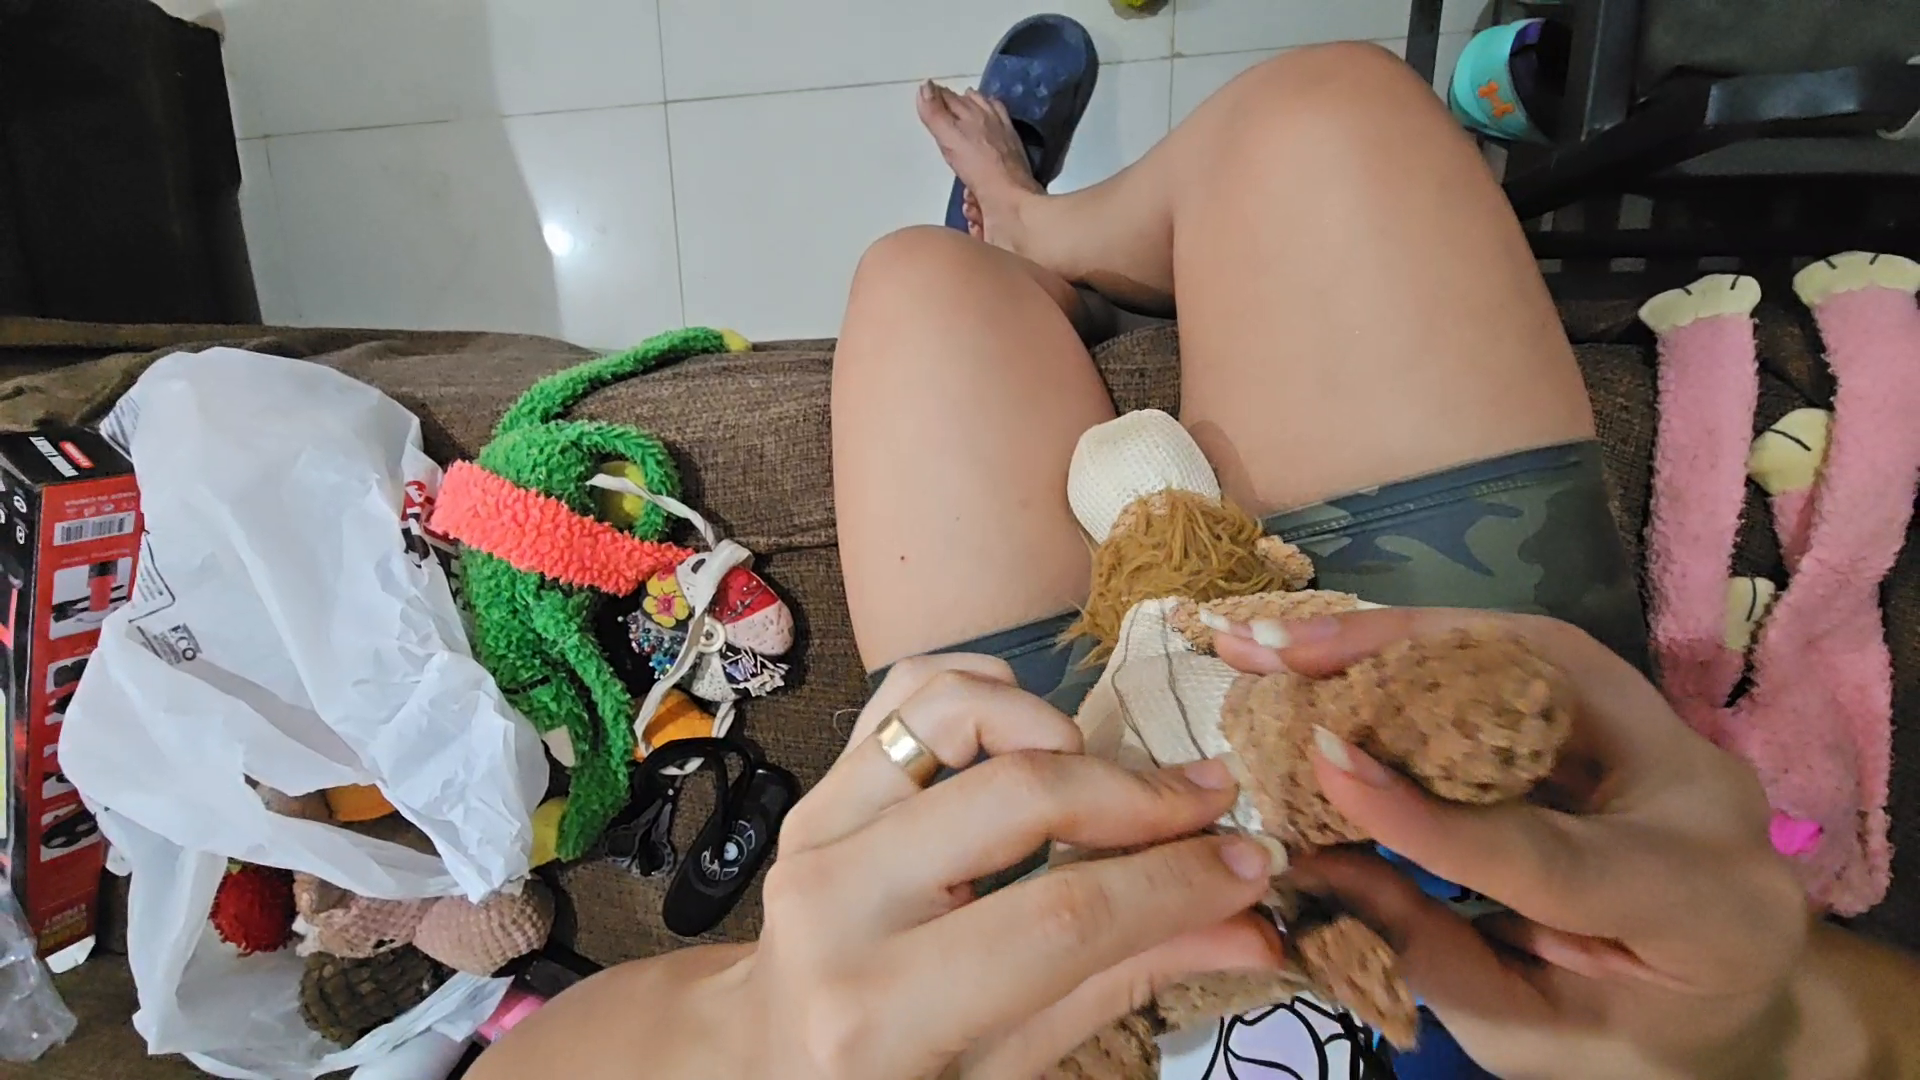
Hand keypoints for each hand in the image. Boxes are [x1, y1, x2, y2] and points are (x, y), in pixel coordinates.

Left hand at [720, 653, 1282, 1078]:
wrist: (767, 1051)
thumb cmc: (890, 1079)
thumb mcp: (1004, 1064)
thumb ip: (1119, 980)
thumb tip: (1248, 925)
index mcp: (880, 1012)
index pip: (1060, 920)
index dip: (1173, 881)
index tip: (1248, 858)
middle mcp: (838, 899)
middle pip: (1016, 797)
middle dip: (1134, 793)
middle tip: (1205, 798)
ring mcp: (818, 823)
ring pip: (950, 710)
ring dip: (1050, 722)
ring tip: (1098, 768)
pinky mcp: (821, 783)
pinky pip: (902, 691)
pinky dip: (978, 685)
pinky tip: (1024, 721)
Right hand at [1214, 609, 1809, 1078]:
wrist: (1723, 1003)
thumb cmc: (1624, 1038)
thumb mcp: (1521, 1029)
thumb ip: (1419, 946)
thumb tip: (1303, 858)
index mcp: (1702, 909)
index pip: (1546, 850)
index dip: (1425, 809)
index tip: (1320, 759)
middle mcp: (1694, 790)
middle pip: (1543, 677)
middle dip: (1392, 652)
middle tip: (1273, 651)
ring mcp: (1653, 730)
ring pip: (1514, 643)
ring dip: (1383, 633)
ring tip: (1277, 639)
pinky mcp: (1602, 706)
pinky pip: (1497, 654)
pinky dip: (1401, 644)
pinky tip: (1325, 647)